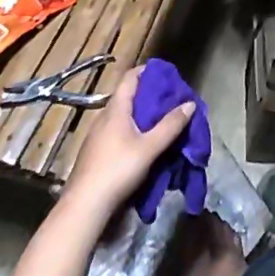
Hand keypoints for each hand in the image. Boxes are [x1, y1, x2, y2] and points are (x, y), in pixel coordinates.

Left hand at [65, 64, 195, 216]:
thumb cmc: (118, 169)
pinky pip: (117, 130)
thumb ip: (170, 125)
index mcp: (116, 109)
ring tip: (162, 121)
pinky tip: (144, 143)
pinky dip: (133, 129)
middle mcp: (104, 116)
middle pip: (128, 96)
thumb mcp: (150, 148)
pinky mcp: (96, 151)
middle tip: (172, 100)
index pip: (130, 77)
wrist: (85, 204)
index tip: (166, 74)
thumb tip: (190, 103)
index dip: (147, 71)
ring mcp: (97, 134)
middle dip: (150, 95)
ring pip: (123, 115)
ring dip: (142, 114)